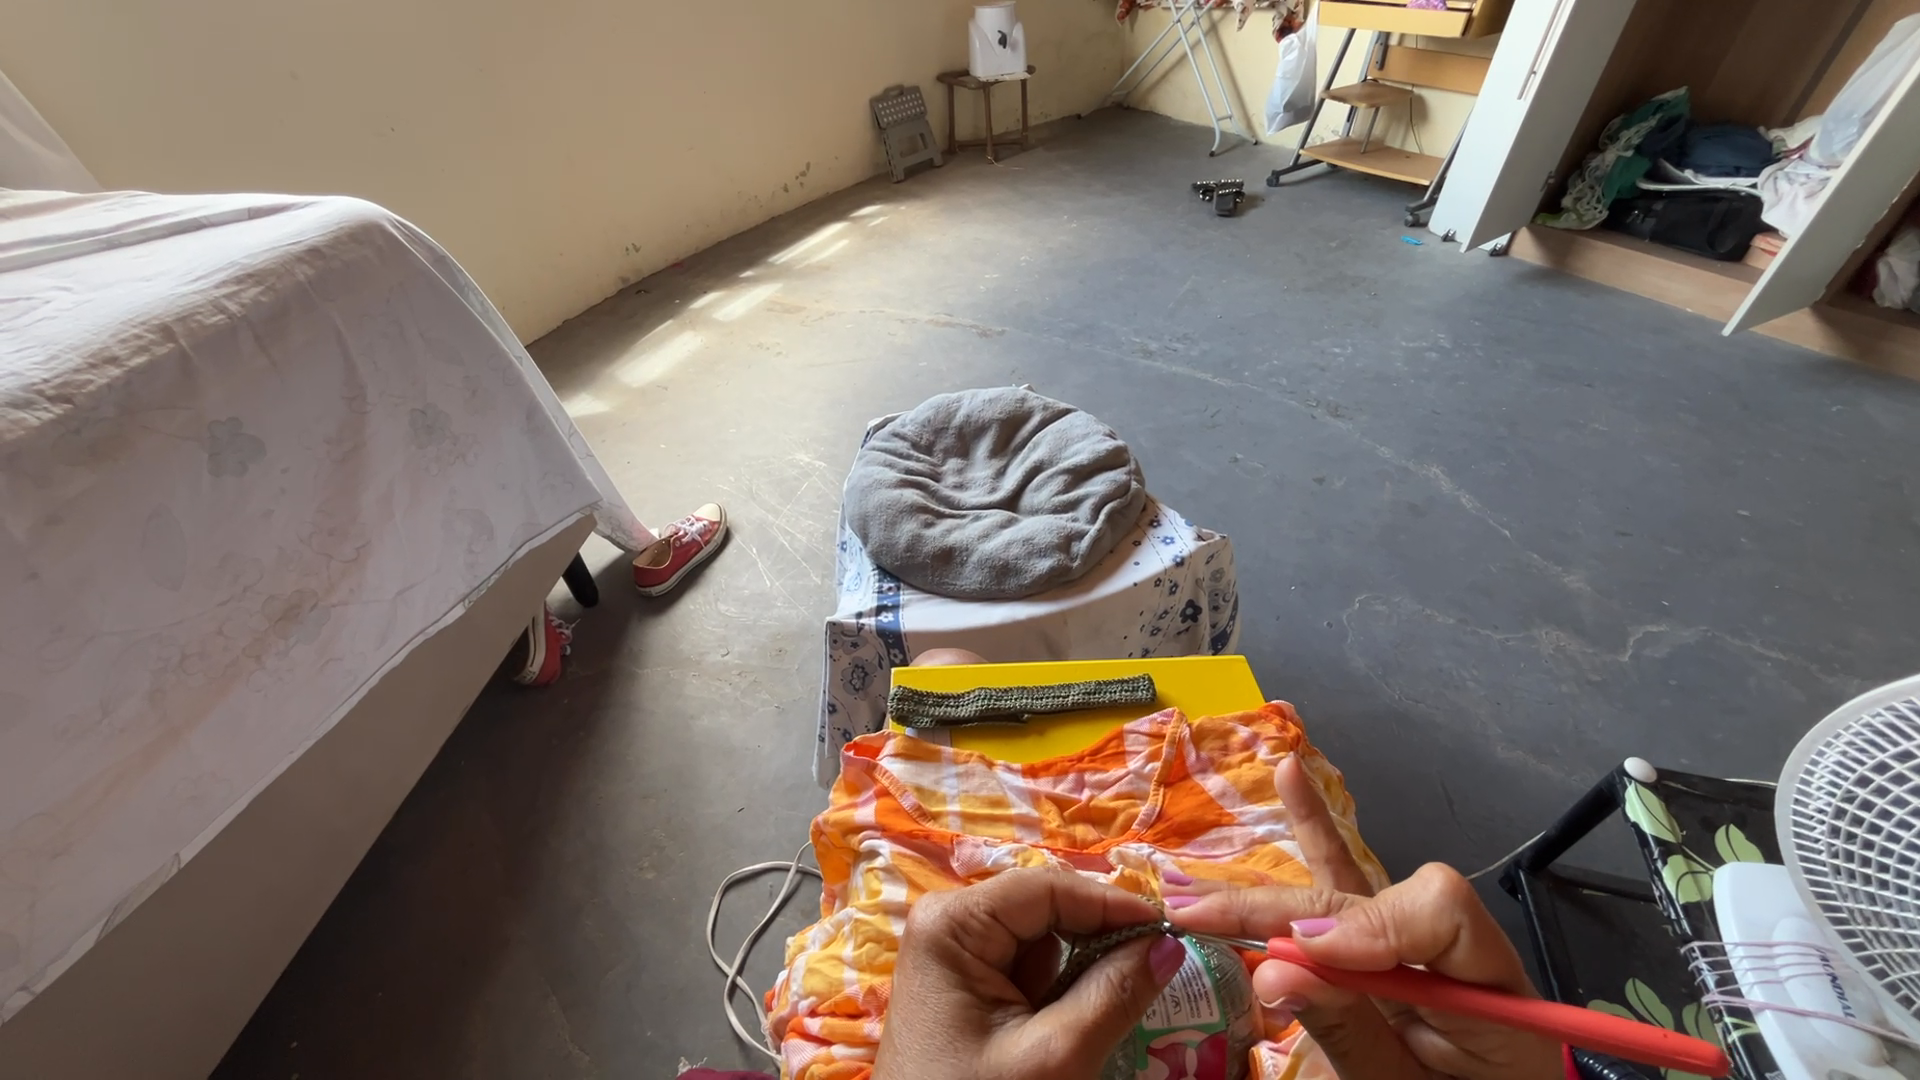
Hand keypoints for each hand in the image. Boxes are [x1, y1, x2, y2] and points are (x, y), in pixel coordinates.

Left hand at [873, 868, 1186, 1079]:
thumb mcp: (1052, 1057)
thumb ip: (1112, 995)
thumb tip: (1168, 945)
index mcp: (953, 921)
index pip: (1045, 887)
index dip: (1110, 902)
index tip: (1168, 929)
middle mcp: (949, 919)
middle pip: (1043, 907)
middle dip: (1097, 935)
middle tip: (1155, 961)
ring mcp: (955, 948)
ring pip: (1040, 937)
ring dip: (1080, 965)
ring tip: (1115, 996)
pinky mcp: (964, 979)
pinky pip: (1026, 965)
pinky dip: (1059, 986)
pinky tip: (1078, 1015)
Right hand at [1167, 758, 1559, 1079]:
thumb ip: (1349, 1033)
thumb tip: (1268, 971)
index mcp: (1494, 994)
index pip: (1441, 913)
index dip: (1367, 922)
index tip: (1304, 951)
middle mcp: (1454, 951)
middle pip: (1362, 901)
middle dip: (1276, 910)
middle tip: (1200, 916)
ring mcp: (1413, 943)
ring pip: (1340, 886)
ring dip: (1262, 890)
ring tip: (1193, 887)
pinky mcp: (1380, 946)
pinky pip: (1344, 883)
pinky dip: (1310, 833)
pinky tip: (1288, 777)